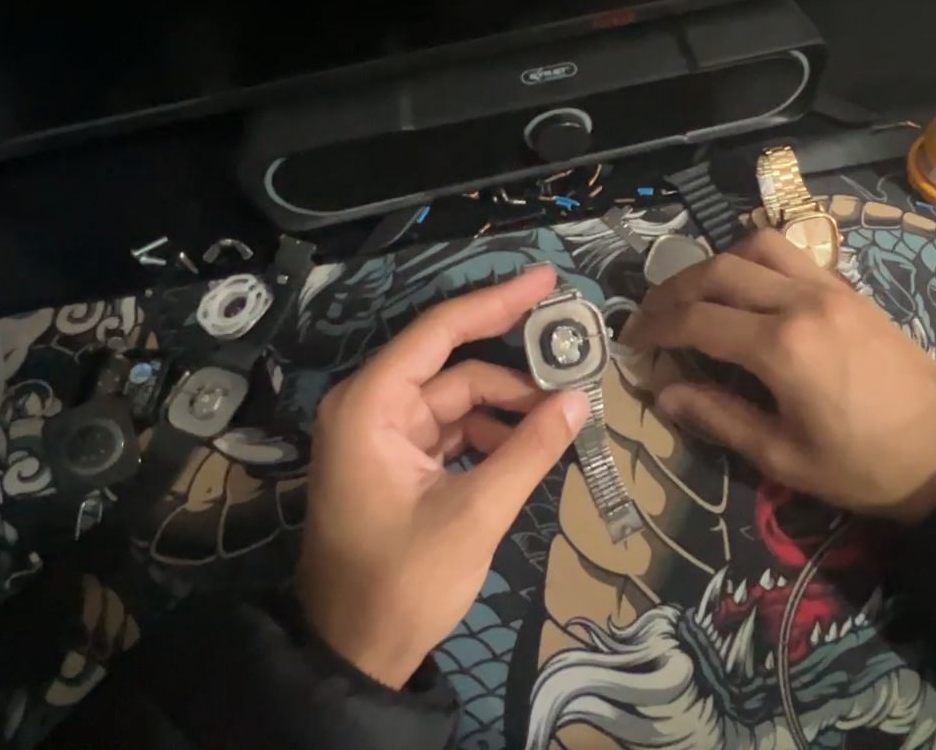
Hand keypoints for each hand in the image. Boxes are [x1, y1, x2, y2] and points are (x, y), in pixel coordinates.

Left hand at [296, 264, 589, 686]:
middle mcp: (372, 407)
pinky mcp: (399, 460)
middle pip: (457, 367)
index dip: (497, 302)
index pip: (440, 331)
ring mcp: (385, 434)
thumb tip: (582, 399)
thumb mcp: (475, 514)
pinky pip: (454, 427)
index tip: (546, 279)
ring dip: (510, 407)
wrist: (353, 656)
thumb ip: (530, 449)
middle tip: (575, 372)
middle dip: (518, 374)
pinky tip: (530, 445)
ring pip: (461, 398)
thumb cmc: (402, 583)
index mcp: (371, 406)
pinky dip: (493, 432)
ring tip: (562, 420)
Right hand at [623, 230, 935, 523]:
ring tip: (696, 296)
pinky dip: (755, 260)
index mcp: (780, 348)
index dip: (655, 328)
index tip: (632, 342)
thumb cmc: (863, 468)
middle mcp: (800, 302)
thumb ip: (718, 417)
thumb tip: (663, 392)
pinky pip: (791, 253)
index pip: (696, 320)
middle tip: (649, 317)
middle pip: (717, 271)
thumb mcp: (783, 457)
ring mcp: (828, 287)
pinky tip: (747, 290)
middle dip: (672, 290)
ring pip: (755, 246)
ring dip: (715, 264)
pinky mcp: (848, 288)